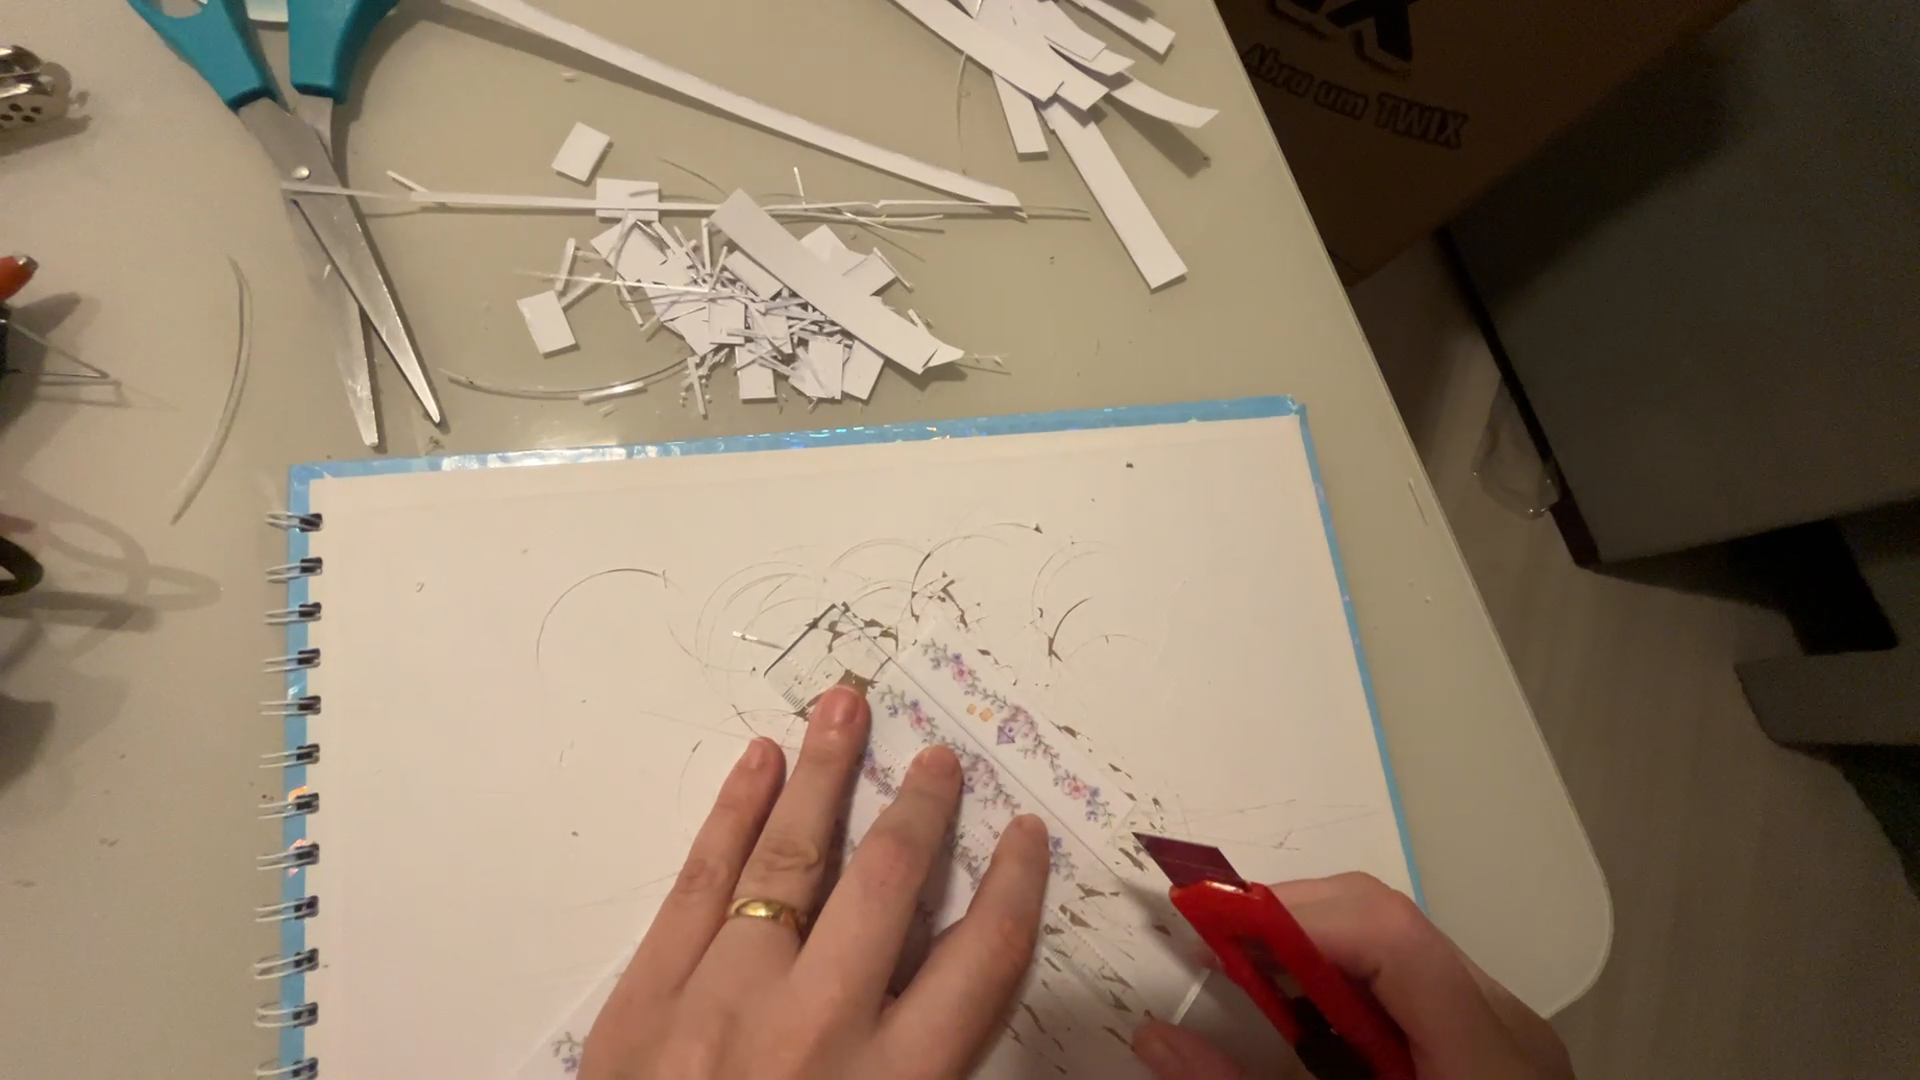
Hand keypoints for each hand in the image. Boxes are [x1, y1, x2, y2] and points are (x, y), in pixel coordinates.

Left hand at [582, 685, 1051, 1079]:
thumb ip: (927, 1060)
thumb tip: (954, 969)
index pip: (979, 959)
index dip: (1013, 886)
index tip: (1025, 833)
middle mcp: (815, 1026)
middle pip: (885, 883)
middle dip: (920, 810)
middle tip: (939, 757)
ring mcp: (720, 999)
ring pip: (790, 855)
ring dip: (825, 771)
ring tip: (846, 705)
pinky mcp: (645, 993)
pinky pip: (700, 880)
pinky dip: (734, 811)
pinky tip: (761, 759)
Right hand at [1131, 873, 1574, 1079]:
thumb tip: (1154, 1038)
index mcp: (1487, 1062)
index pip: (1390, 937)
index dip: (1295, 917)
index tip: (1213, 927)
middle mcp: (1502, 1022)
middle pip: (1381, 914)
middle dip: (1285, 918)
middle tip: (1219, 951)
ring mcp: (1498, 1022)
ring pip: (1386, 926)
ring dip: (1305, 935)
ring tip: (1254, 975)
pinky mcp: (1481, 1031)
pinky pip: (1397, 960)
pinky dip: (1334, 963)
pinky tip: (1307, 1007)